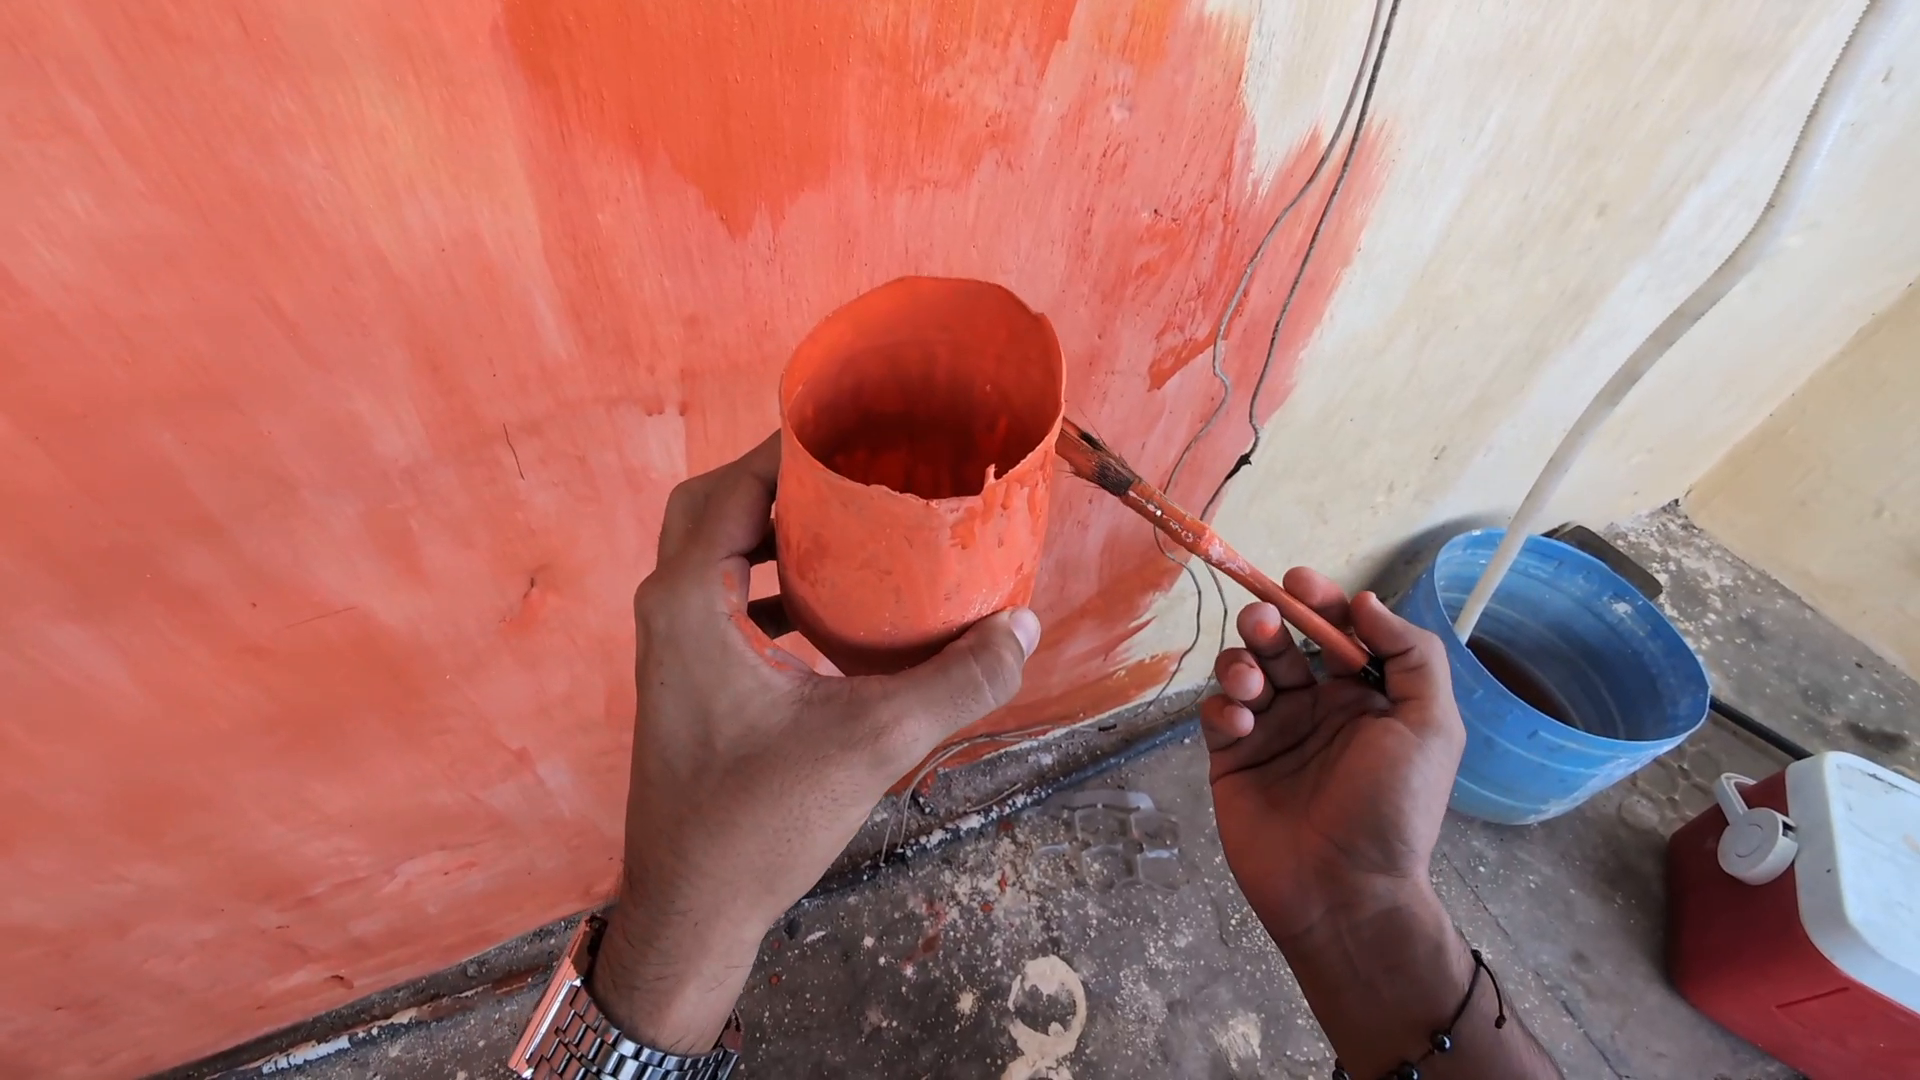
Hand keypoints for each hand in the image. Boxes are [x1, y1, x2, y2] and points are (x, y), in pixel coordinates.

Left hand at [590, 433, 1041, 1051]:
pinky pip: (727, 594)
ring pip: (718, 550)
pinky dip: (772, 578)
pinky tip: (830, 604)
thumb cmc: (760, 823)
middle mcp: (670, 609)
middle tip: (858, 476)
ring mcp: (674, 645)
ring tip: (851, 524)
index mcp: (691, 602)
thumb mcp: (871, 744)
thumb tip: (1024, 624)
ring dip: (776, 528)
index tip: (857, 435)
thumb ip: (955, 681)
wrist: (691, 913)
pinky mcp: (691, 676)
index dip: (789, 451)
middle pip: (718, 507)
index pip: (732, 487)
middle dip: (783, 482)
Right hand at [1200, 568, 1463, 944]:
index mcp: (1361, 697)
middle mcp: (1313, 707)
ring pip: (1242, 671)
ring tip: (1252, 686)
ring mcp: (1269, 730)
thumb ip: (1410, 656)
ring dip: (1242, 664)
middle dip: (1269, 623)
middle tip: (1265, 622)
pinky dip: (1223, 708)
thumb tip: (1367, 600)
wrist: (1343, 892)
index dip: (1318, 601)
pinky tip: (1240, 725)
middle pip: (1280, 643)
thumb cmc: (1391, 809)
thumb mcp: (1429, 728)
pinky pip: (1216, 714)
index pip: (1335, 632)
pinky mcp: (1231, 756)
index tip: (1299, 581)